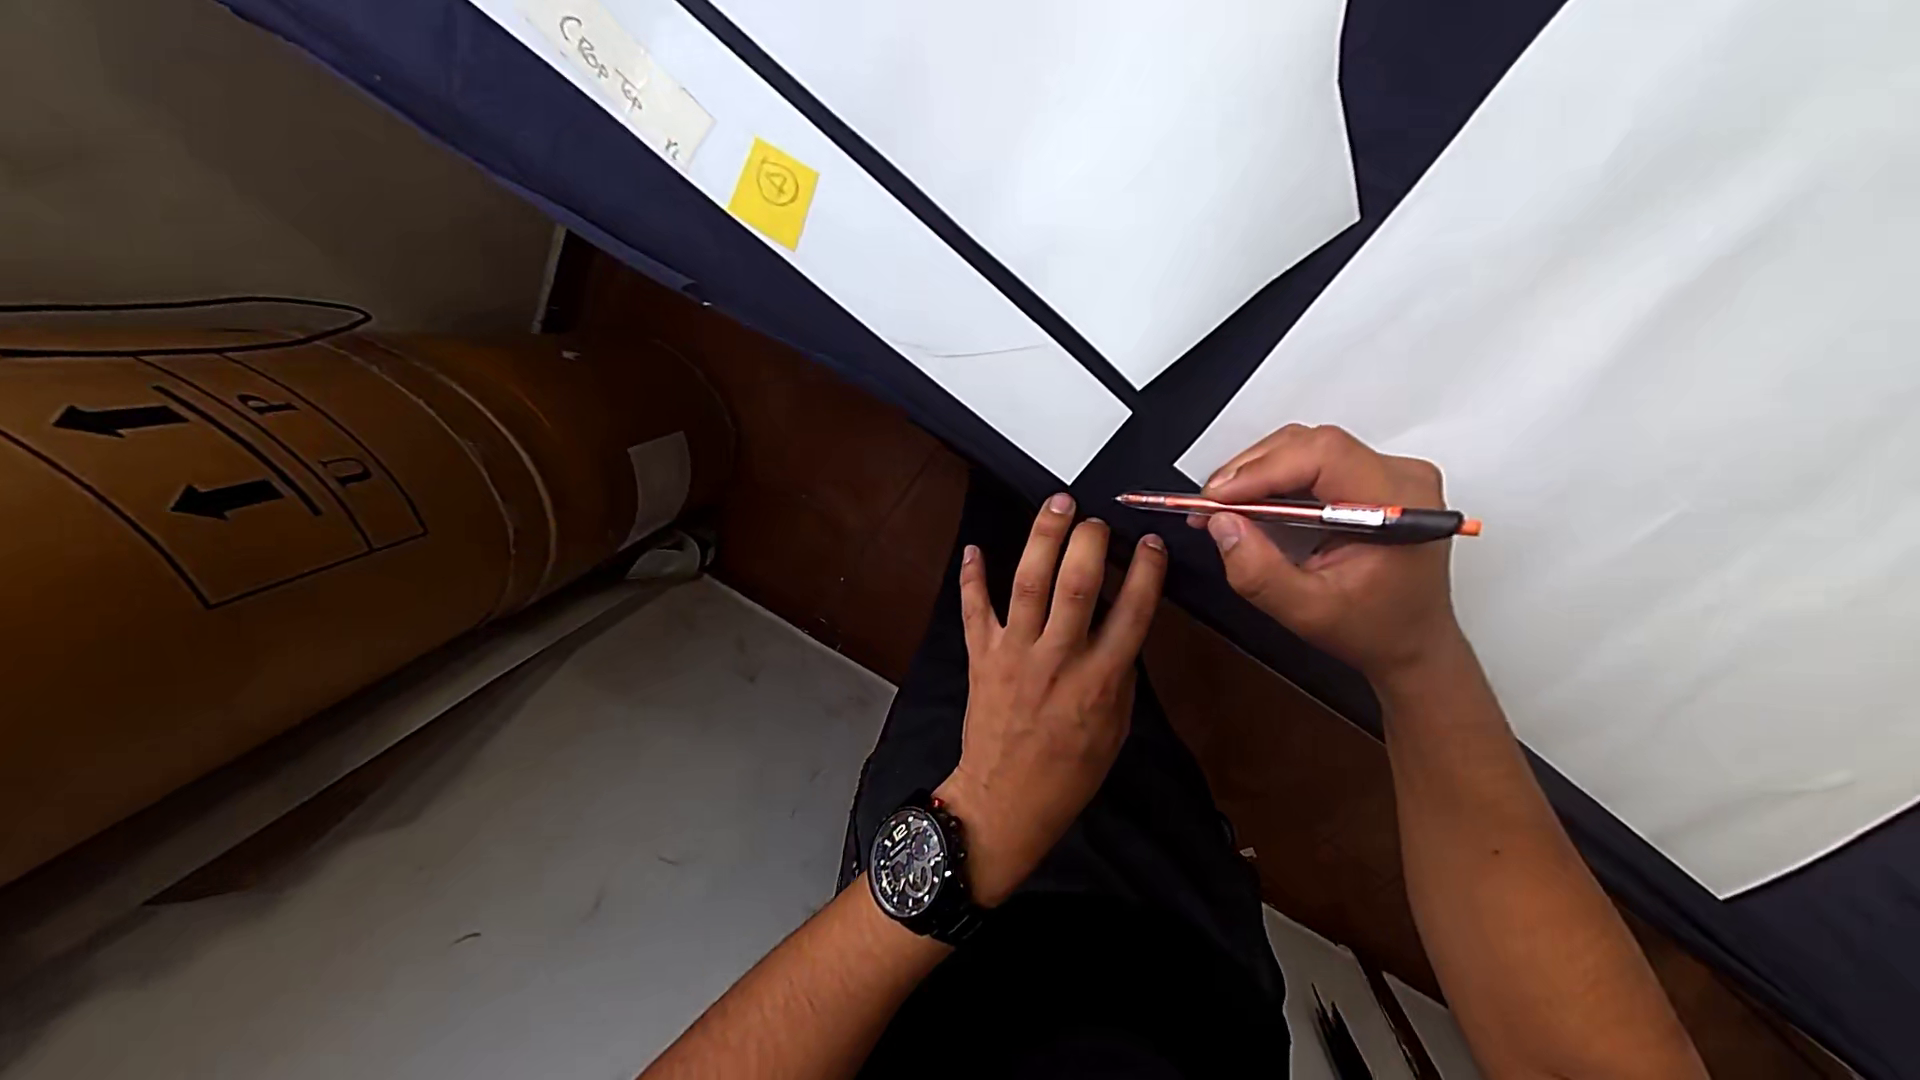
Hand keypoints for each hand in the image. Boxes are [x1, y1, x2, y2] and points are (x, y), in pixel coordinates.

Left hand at [933, 494, 1166, 906]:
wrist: (1005, 802)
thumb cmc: (1067, 772)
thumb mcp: (1115, 728)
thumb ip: (1119, 673)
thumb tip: (1122, 627)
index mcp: (1098, 681)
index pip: (1130, 612)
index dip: (1144, 571)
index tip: (1148, 543)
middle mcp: (1056, 659)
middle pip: (1075, 585)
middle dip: (1088, 541)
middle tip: (1095, 518)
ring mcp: (1014, 654)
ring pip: (1028, 584)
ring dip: (1042, 539)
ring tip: (1056, 505)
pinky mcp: (980, 656)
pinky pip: (974, 609)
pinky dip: (972, 577)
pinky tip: (973, 549)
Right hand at [1194, 424, 1464, 688]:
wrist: (1411, 642)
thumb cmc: (1374, 629)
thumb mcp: (1307, 612)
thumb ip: (1259, 571)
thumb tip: (1221, 524)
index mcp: (1396, 505)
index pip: (1323, 456)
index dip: (1262, 470)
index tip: (1217, 498)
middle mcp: (1399, 477)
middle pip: (1308, 444)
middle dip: (1248, 470)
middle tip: (1208, 504)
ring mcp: (1385, 474)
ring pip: (1303, 446)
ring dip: (1254, 472)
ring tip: (1222, 505)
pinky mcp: (1366, 478)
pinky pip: (1309, 460)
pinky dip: (1269, 478)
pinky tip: (1246, 502)